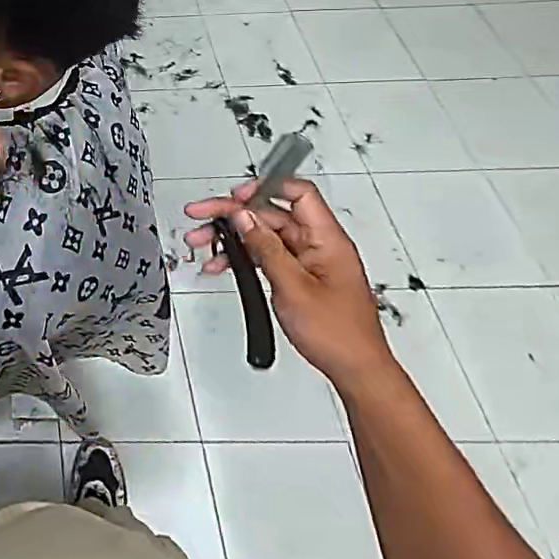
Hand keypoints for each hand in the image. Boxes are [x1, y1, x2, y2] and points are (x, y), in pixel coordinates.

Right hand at [184, 180, 396, 388]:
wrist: (355, 371)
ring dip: (232, 236)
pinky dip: (243, 258)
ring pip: (263, 235)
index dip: (265, 187)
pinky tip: (221, 264)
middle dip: (234, 213)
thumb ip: (266, 248)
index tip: (235, 195)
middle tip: (203, 215)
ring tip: (202, 240)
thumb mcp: (294, 288)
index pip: (297, 193)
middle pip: (271, 213)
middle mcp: (318, 244)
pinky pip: (267, 256)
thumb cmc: (339, 335)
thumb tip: (245, 217)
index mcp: (327, 238)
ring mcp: (308, 260)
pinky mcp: (300, 276)